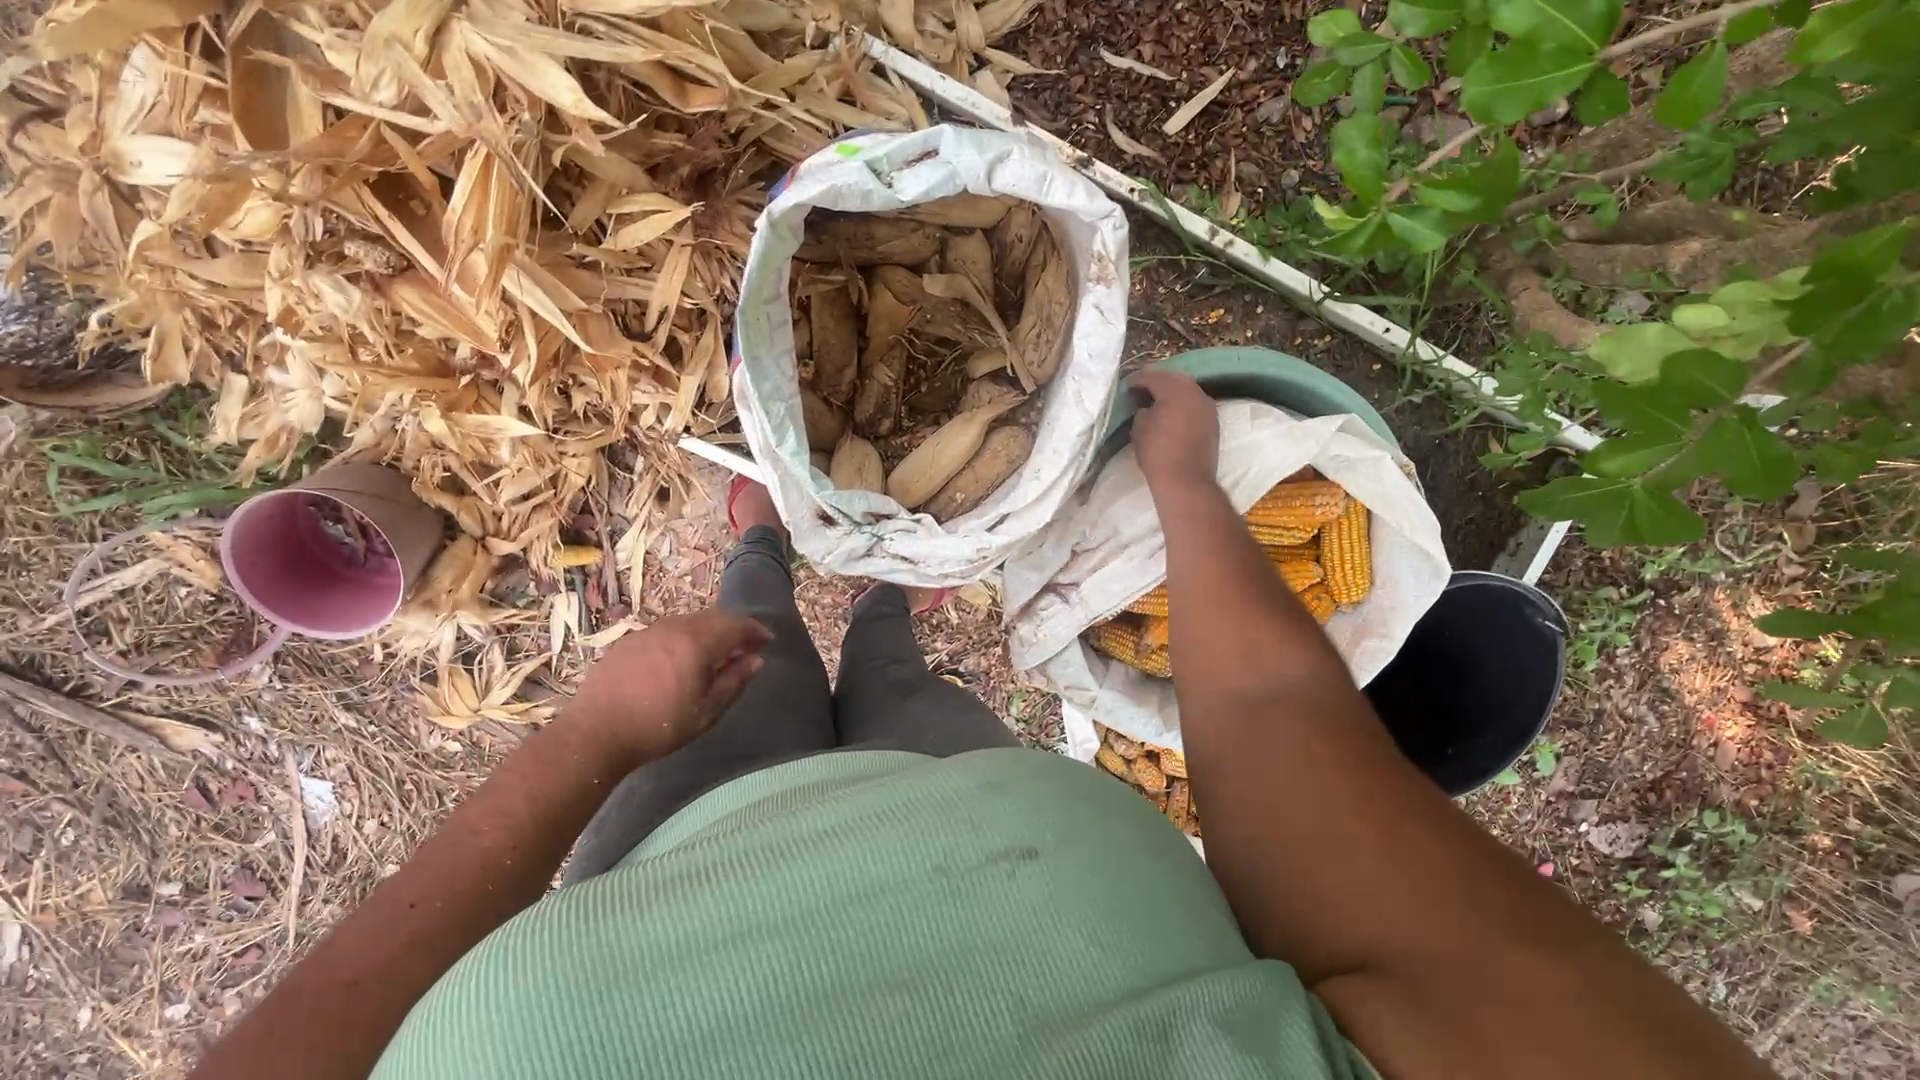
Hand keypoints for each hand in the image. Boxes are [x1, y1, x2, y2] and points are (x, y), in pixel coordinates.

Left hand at [565, 608, 772, 763]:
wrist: (595, 734)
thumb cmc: (658, 727)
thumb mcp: (706, 711)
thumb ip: (734, 681)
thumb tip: (755, 660)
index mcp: (697, 642)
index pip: (736, 625)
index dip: (755, 631)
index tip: (767, 641)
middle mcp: (673, 628)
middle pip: (712, 617)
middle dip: (733, 628)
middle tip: (746, 647)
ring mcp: (648, 632)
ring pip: (687, 622)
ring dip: (708, 631)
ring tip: (715, 653)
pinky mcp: (628, 642)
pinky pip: (666, 631)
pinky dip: (683, 637)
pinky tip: (680, 659)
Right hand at [1129, 368, 1219, 492]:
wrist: (1186, 481)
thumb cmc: (1157, 454)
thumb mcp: (1139, 429)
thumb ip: (1143, 411)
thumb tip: (1148, 407)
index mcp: (1176, 391)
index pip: (1154, 377)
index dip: (1138, 380)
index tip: (1127, 387)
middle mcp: (1196, 393)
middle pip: (1175, 378)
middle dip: (1158, 381)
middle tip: (1142, 390)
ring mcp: (1208, 408)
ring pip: (1188, 390)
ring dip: (1172, 392)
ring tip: (1156, 401)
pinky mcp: (1213, 422)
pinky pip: (1195, 404)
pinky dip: (1183, 404)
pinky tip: (1172, 413)